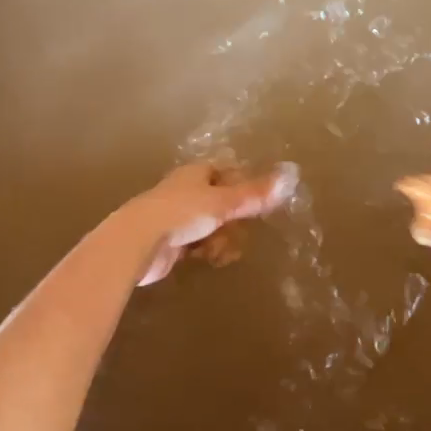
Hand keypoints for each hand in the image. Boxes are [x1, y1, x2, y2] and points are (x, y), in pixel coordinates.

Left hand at [117, 161, 299, 285]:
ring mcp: (176, 217)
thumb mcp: (223, 202)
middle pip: (221, 202)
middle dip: (233, 221)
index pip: (226, 171)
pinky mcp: (169, 242)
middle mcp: (185, 191)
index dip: (243, 186)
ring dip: (220, 239)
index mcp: (196, 173)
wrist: (138, 242)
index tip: (256, 203)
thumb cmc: (182, 212)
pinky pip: (198, 244)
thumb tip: (292, 174)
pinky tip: (207, 259)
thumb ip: (255, 193)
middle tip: (238, 233)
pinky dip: (205, 251)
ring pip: (211, 226)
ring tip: (219, 251)